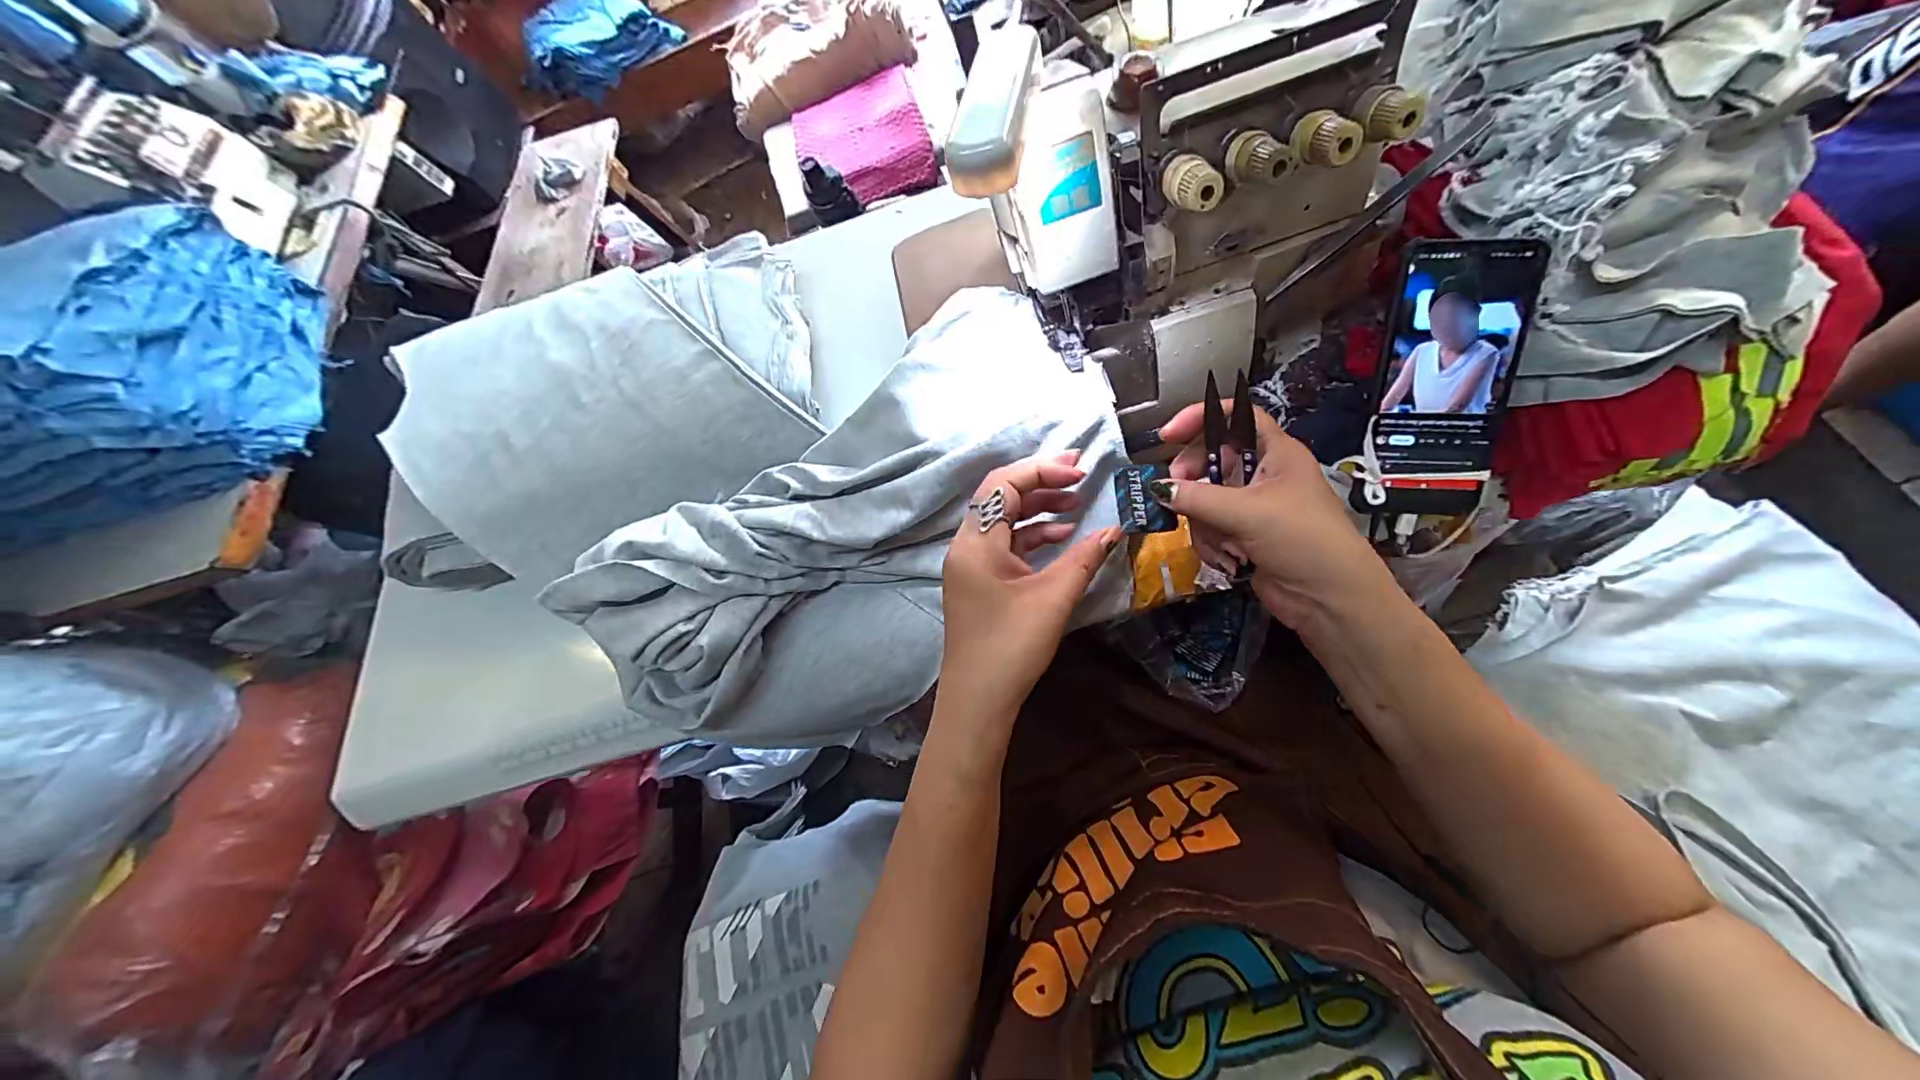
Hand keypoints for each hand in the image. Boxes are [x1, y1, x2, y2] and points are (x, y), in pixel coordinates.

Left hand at [939, 451, 1121, 721]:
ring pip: (1003, 522)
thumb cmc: (1012, 646)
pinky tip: (1061, 539)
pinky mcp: (979, 584)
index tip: (1080, 470)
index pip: (1002, 484)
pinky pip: (1005, 546)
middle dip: (1041, 484)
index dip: (1042, 470)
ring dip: (1038, 510)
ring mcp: (970, 567)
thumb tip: (1115, 529)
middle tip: (1081, 479)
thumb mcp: (1053, 598)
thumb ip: (1084, 557)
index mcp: (975, 543)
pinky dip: (1032, 537)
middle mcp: (966, 547)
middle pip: (999, 498)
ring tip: (1077, 506)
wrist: (978, 701)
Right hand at [1153, 400, 1400, 630]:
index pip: (1235, 417)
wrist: (1329, 597)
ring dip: (1205, 524)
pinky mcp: (1242, 536)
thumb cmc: (1301, 539)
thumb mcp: (1247, 512)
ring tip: (1224, 543)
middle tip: (1175, 495)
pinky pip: (1208, 529)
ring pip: (1204, 500)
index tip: (1167, 436)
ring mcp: (1251, 507)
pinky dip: (1211, 544)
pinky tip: (1229, 560)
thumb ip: (1197, 497)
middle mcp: (1261, 475)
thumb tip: (1158, 489)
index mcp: (1275, 453)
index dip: (1201, 418)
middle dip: (1193, 483)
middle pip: (1210, 462)